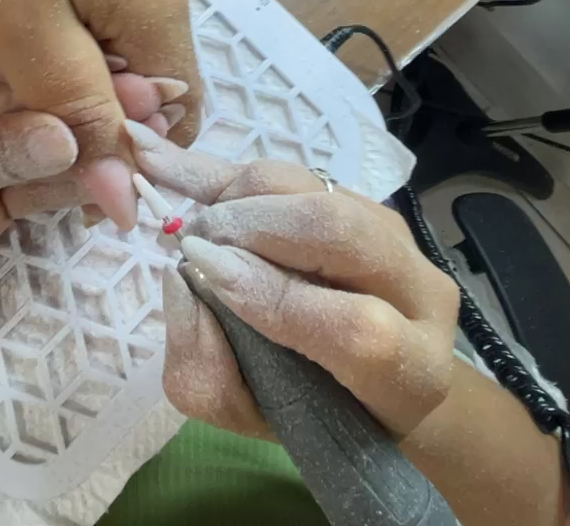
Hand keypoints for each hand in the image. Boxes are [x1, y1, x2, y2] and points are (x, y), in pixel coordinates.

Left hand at [0, 0, 199, 230]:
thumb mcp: (27, 29)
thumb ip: (78, 110)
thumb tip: (127, 199)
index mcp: (161, 11)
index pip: (176, 118)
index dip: (126, 154)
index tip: (60, 160)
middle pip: (147, 83)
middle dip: (89, 111)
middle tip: (16, 107)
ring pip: (117, 48)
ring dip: (69, 72)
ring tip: (7, 65)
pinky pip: (99, 11)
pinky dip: (63, 34)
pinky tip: (16, 21)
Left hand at [0, 25, 182, 351]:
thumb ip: (0, 152)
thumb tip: (74, 130)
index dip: (46, 49)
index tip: (107, 56)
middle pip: (25, 94)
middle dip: (80, 101)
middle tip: (149, 101)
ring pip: (40, 140)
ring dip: (87, 145)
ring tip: (148, 141)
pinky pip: (39, 182)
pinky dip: (73, 183)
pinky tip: (115, 178)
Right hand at [127, 122, 461, 439]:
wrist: (368, 374)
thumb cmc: (307, 405)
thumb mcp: (252, 417)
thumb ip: (206, 372)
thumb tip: (180, 285)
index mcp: (410, 369)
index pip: (354, 327)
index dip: (268, 295)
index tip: (200, 271)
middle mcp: (414, 290)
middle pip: (336, 229)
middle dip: (246, 226)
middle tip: (191, 242)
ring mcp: (388, 232)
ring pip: (306, 187)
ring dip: (234, 194)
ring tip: (193, 221)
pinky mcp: (349, 194)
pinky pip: (279, 169)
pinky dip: (213, 166)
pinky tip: (155, 152)